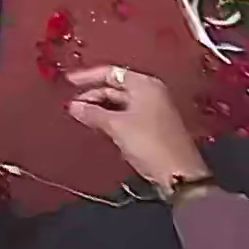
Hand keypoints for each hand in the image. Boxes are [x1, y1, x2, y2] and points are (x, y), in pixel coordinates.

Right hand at [67, 65, 209, 190]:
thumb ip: (93, 113)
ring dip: (100, 108)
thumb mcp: (117, 126)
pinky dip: (110, 118)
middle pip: (115, 87)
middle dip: (93, 95)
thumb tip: (73, 106)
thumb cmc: (149, 143)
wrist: (179, 176)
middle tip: (73, 105)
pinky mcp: (152, 126)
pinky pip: (125, 114)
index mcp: (144, 84)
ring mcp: (152, 109)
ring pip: (119, 102)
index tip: (69, 81)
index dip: (88, 77)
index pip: (111, 73)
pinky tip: (98, 125)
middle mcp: (149, 92)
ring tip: (80, 115)